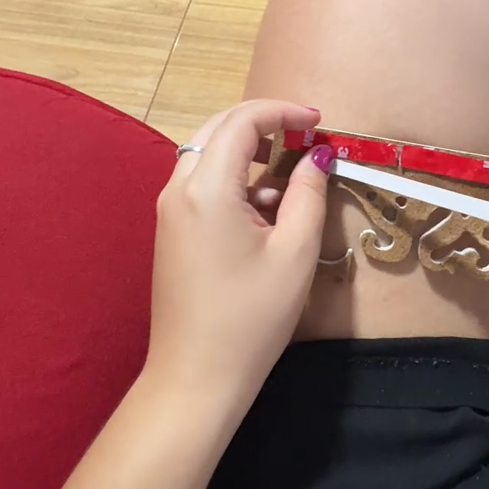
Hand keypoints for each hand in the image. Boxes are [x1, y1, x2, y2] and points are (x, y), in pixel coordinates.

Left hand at [147, 100, 330, 413]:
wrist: (196, 377)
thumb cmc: (252, 318)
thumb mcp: (295, 253)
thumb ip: (308, 193)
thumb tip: (317, 155)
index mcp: (207, 189)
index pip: (242, 121)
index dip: (283, 111)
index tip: (319, 122)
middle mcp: (179, 189)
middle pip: (218, 128)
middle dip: (264, 123)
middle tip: (305, 136)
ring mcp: (169, 210)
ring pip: (207, 154)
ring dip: (248, 150)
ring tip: (289, 175)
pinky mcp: (171, 230)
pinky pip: (201, 182)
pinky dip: (234, 177)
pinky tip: (265, 209)